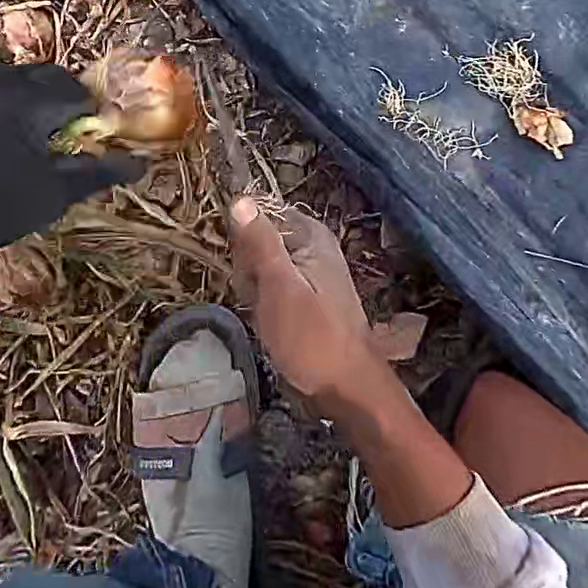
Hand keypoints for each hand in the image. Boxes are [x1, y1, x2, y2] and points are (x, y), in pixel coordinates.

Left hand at [0, 64, 142, 332]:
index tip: (90, 143)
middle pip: (51, 78)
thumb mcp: (48, 196)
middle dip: (64, 105)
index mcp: (23, 99)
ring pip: (21, 78)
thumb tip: (140, 164)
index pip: (79, 94)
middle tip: (62, 142)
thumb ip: (97, 172)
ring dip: (35, 100)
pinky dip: (6, 101)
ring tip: (28, 140)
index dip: (91, 119)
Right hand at [230, 197, 473, 525]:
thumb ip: (260, 243)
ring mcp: (310, 272)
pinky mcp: (306, 296)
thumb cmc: (313, 337)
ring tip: (266, 313)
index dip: (244, 238)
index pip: (259, 214)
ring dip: (254, 289)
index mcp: (311, 234)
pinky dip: (264, 303)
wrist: (347, 389)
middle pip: (258, 241)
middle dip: (249, 268)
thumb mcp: (279, 286)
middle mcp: (312, 246)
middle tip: (259, 295)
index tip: (245, 265)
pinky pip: (271, 288)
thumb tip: (240, 199)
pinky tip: (269, 321)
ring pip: (261, 268)